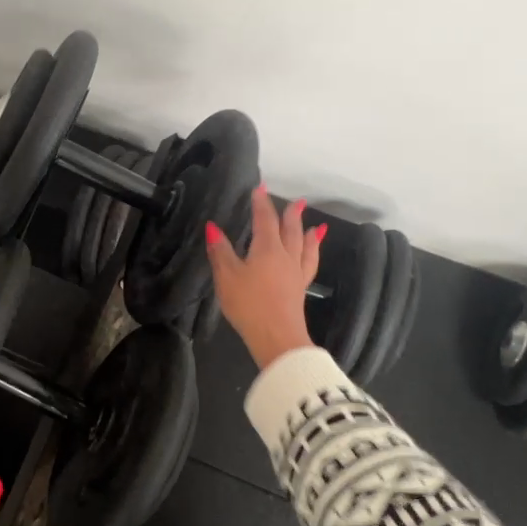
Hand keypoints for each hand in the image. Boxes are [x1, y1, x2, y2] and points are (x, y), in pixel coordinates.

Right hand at [206, 183, 324, 368]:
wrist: (277, 337)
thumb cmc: (249, 304)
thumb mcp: (227, 277)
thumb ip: (220, 251)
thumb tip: (213, 227)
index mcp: (267, 249)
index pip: (264, 220)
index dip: (261, 203)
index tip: (260, 189)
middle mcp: (285, 256)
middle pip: (290, 230)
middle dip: (290, 214)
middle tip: (296, 202)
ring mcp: (296, 273)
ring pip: (304, 246)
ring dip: (307, 233)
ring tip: (314, 225)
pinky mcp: (300, 289)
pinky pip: (310, 263)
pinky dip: (313, 253)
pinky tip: (312, 254)